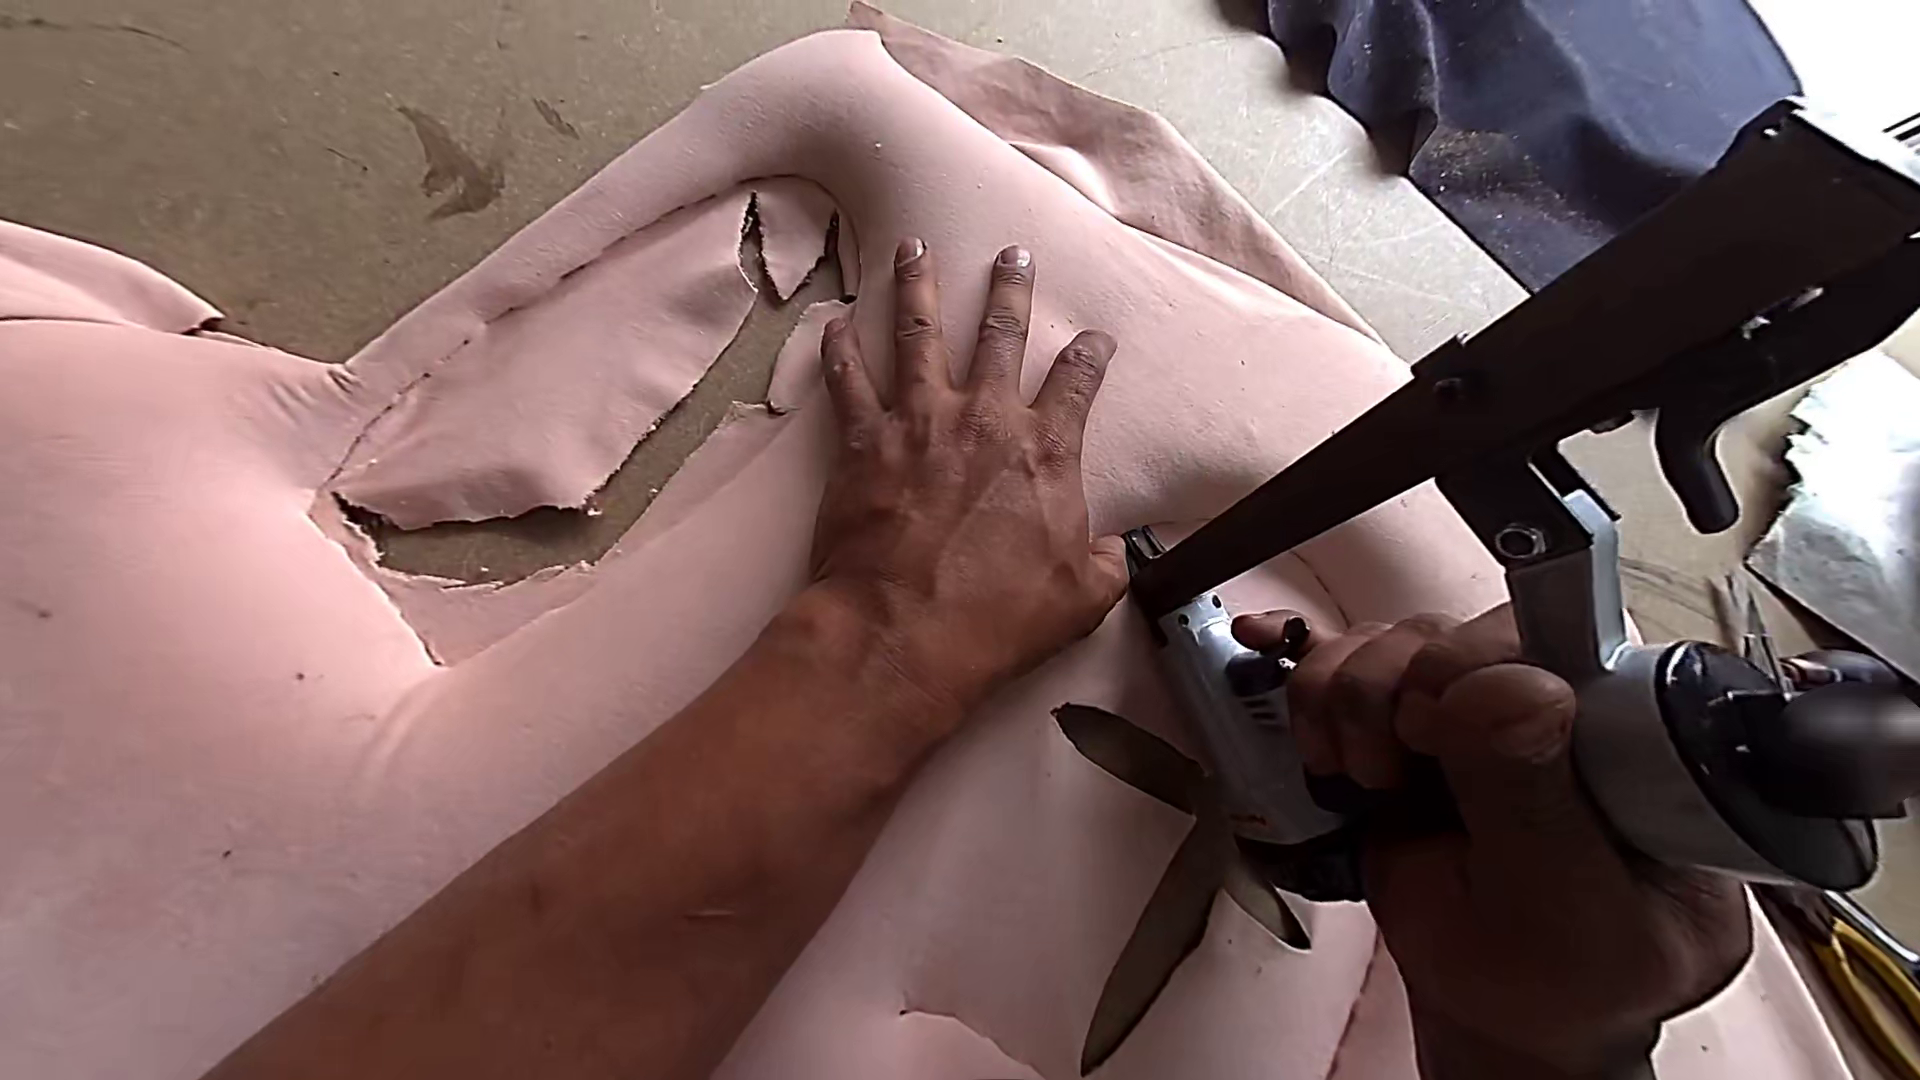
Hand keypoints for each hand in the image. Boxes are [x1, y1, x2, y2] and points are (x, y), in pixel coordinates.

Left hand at [808, 238, 1128, 714]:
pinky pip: (849, 381)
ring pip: (919, 334)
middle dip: (1010, 289)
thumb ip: (1108, 563)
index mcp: (1044, 452)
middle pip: (1000, 335)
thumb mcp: (1081, 598)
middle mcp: (984, 420)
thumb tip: (1118, 548)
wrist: (907, 632)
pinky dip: (840, 349)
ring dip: (918, 286)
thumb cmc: (996, 618)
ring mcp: (920, 424)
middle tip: (1011, 254)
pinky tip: (835, 322)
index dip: (1090, 357)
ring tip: (913, 247)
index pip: (1077, 384)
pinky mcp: (865, 443)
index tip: (1095, 339)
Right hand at [1236, 607, 1752, 1078]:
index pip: (1534, 641)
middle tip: (1381, 775)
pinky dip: (1290, 649)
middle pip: (1430, 635)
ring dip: (1331, 697)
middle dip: (1379, 697)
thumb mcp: (1563, 907)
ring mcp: (1441, 700)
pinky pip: (1325, 653)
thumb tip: (1512, 685)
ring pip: (1370, 642)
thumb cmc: (1552, 970)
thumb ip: (1535, 800)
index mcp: (1608, 732)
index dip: (1461, 667)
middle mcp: (1523, 694)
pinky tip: (1256, 639)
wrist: (1484, 994)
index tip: (1425, 739)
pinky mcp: (1376, 712)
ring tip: (1343, 771)